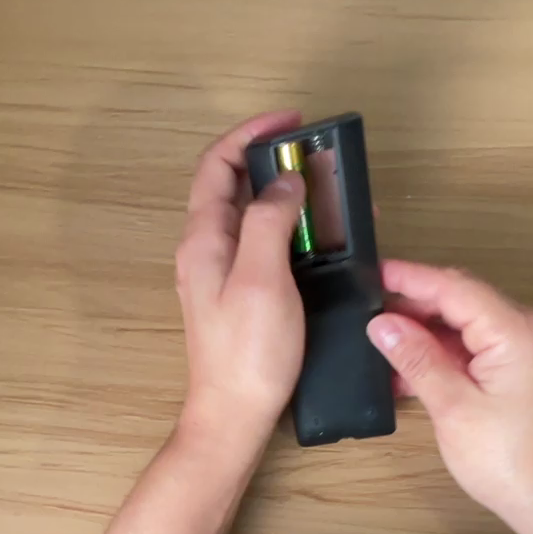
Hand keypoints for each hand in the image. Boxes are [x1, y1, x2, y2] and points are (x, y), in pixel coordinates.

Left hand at [174, 111, 308, 441]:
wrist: (234, 413)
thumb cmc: (247, 352)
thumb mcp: (262, 278)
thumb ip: (270, 222)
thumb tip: (284, 181)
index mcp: (202, 240)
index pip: (215, 166)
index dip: (249, 134)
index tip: (293, 121)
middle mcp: (204, 252)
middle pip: (231, 187)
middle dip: (273, 162)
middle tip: (318, 159)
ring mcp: (218, 276)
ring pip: (249, 218)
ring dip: (285, 198)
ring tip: (330, 196)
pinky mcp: (236, 297)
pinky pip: (261, 248)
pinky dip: (289, 232)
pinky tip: (320, 240)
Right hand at [365, 261, 532, 533]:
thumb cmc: (508, 460)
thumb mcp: (453, 407)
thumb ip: (417, 359)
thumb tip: (382, 324)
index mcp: (519, 332)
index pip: (456, 288)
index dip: (411, 278)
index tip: (371, 272)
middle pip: (465, 302)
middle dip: (415, 306)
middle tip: (366, 315)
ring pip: (469, 327)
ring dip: (427, 335)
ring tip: (382, 350)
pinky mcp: (527, 371)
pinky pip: (479, 349)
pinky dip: (445, 355)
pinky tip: (411, 372)